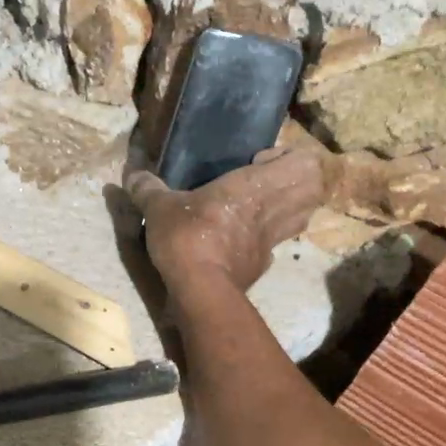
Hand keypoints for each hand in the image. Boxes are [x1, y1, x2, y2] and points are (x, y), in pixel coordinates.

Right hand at [126, 147, 327, 294]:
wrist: (201, 290)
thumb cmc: (187, 237)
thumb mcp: (160, 208)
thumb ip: (148, 189)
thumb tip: (131, 175)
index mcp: (256, 185)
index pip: (306, 161)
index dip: (288, 155)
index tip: (257, 161)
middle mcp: (273, 209)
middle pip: (314, 187)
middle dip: (297, 180)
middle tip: (265, 181)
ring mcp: (272, 240)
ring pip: (303, 215)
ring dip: (290, 207)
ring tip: (261, 207)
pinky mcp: (262, 264)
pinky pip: (276, 244)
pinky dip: (269, 238)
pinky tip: (243, 240)